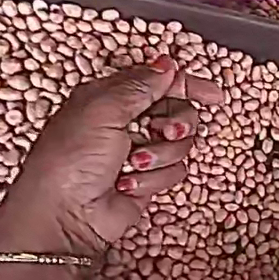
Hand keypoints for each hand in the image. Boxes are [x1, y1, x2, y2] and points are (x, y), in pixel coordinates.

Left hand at [0, 55, 224, 258]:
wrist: (65, 214)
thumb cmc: (70, 160)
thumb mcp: (102, 110)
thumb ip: (139, 86)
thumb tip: (167, 65)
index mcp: (112, 97)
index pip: (161, 82)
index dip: (189, 86)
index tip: (213, 96)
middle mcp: (129, 122)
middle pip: (179, 113)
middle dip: (177, 124)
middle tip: (165, 133)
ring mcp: (141, 151)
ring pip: (181, 144)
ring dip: (160, 155)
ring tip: (133, 164)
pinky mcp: (150, 178)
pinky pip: (176, 171)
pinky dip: (155, 178)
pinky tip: (129, 183)